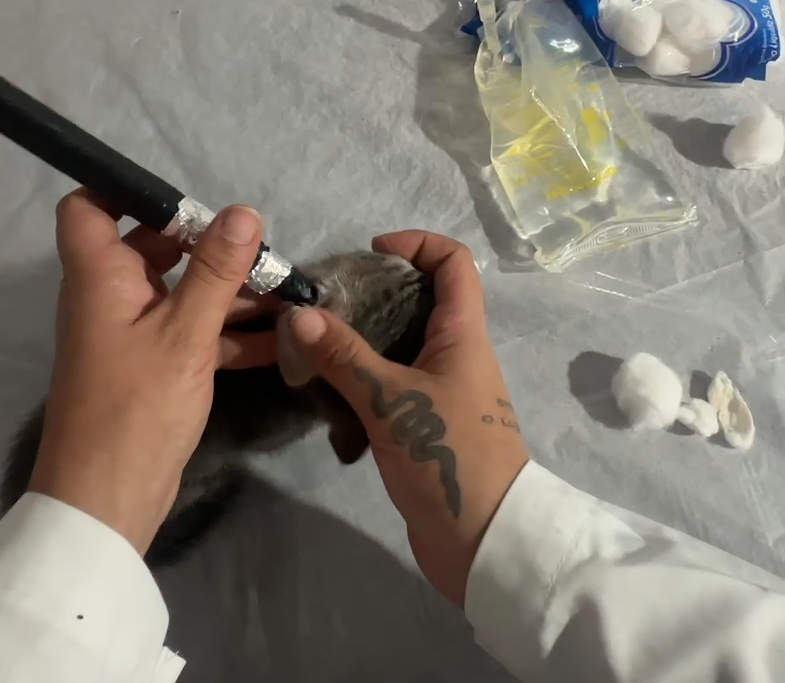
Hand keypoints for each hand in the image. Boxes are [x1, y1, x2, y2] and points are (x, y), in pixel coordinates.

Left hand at [28, 191, 272, 552]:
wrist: (107, 504)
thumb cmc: (136, 407)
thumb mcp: (185, 333)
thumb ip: (216, 271)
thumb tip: (244, 211)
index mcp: (101, 278)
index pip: (89, 210)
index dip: (126, 191)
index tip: (186, 198)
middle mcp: (112, 298)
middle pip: (153, 247)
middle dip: (208, 244)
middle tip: (261, 248)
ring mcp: (133, 334)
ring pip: (181, 292)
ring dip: (228, 290)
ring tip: (284, 290)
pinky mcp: (153, 366)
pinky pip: (192, 331)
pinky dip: (228, 331)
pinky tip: (278, 339)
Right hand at [285, 231, 528, 605]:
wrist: (483, 540)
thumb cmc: (449, 457)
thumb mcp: (392, 402)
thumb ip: (345, 357)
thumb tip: (300, 314)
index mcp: (463, 333)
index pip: (454, 262)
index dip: (417, 243)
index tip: (371, 251)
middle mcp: (456, 351)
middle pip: (420, 298)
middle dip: (375, 291)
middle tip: (329, 300)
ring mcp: (442, 387)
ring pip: (401, 342)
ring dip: (362, 339)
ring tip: (317, 343)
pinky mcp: (426, 420)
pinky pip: (392, 381)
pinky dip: (362, 380)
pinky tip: (328, 393)